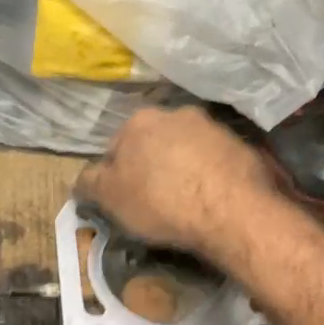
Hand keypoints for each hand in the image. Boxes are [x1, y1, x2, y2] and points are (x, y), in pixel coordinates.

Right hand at [75, 107, 302, 267]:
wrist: (231, 211)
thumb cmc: (160, 201)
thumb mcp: (110, 198)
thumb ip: (89, 183)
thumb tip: (82, 178)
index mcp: (139, 121)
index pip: (116, 147)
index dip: (116, 176)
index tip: (124, 199)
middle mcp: (176, 113)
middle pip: (153, 143)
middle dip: (151, 166)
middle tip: (153, 201)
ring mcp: (213, 127)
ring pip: (186, 149)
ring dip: (182, 168)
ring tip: (185, 203)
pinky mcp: (241, 145)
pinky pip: (215, 161)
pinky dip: (210, 176)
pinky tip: (210, 201)